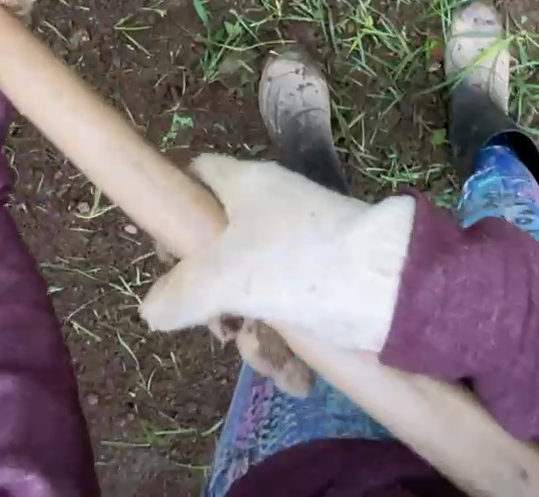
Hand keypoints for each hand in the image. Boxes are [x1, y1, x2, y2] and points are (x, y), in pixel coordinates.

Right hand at [140, 155, 415, 354]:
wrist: (387, 285)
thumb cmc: (297, 262)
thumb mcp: (226, 277)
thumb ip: (180, 292)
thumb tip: (151, 309)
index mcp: (246, 183)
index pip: (198, 174)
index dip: (175, 206)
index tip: (168, 251)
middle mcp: (271, 202)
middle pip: (219, 237)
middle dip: (208, 287)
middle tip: (212, 320)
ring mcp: (299, 237)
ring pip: (249, 277)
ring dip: (245, 319)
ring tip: (255, 346)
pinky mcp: (320, 269)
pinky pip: (282, 297)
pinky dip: (278, 329)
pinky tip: (287, 364)